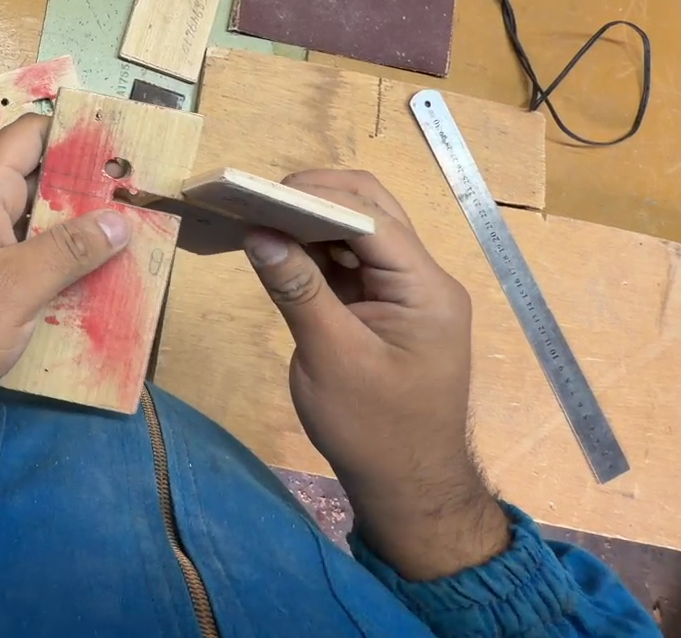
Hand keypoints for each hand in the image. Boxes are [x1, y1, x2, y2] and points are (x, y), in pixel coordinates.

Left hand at [0, 114, 129, 469]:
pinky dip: (57, 256)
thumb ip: (70, 250)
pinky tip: (97, 275)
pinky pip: (24, 250)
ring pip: (35, 217)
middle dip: (88, 185)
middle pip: (38, 176)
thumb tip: (121, 219)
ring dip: (77, 226)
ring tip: (136, 233)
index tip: (125, 142)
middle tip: (144, 195)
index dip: (75, 131)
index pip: (30, 135)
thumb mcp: (16, 288)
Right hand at [241, 170, 507, 580]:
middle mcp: (417, 279)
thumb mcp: (330, 358)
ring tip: (258, 215)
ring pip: (353, 229)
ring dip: (307, 220)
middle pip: (370, 210)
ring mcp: (396, 290)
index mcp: (424, 289)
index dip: (318, 197)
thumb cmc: (374, 428)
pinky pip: (341, 259)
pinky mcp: (373, 303)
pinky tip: (273, 246)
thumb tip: (257, 232)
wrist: (405, 487)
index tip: (263, 193)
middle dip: (315, 197)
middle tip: (259, 200)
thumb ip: (297, 289)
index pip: (373, 219)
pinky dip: (307, 247)